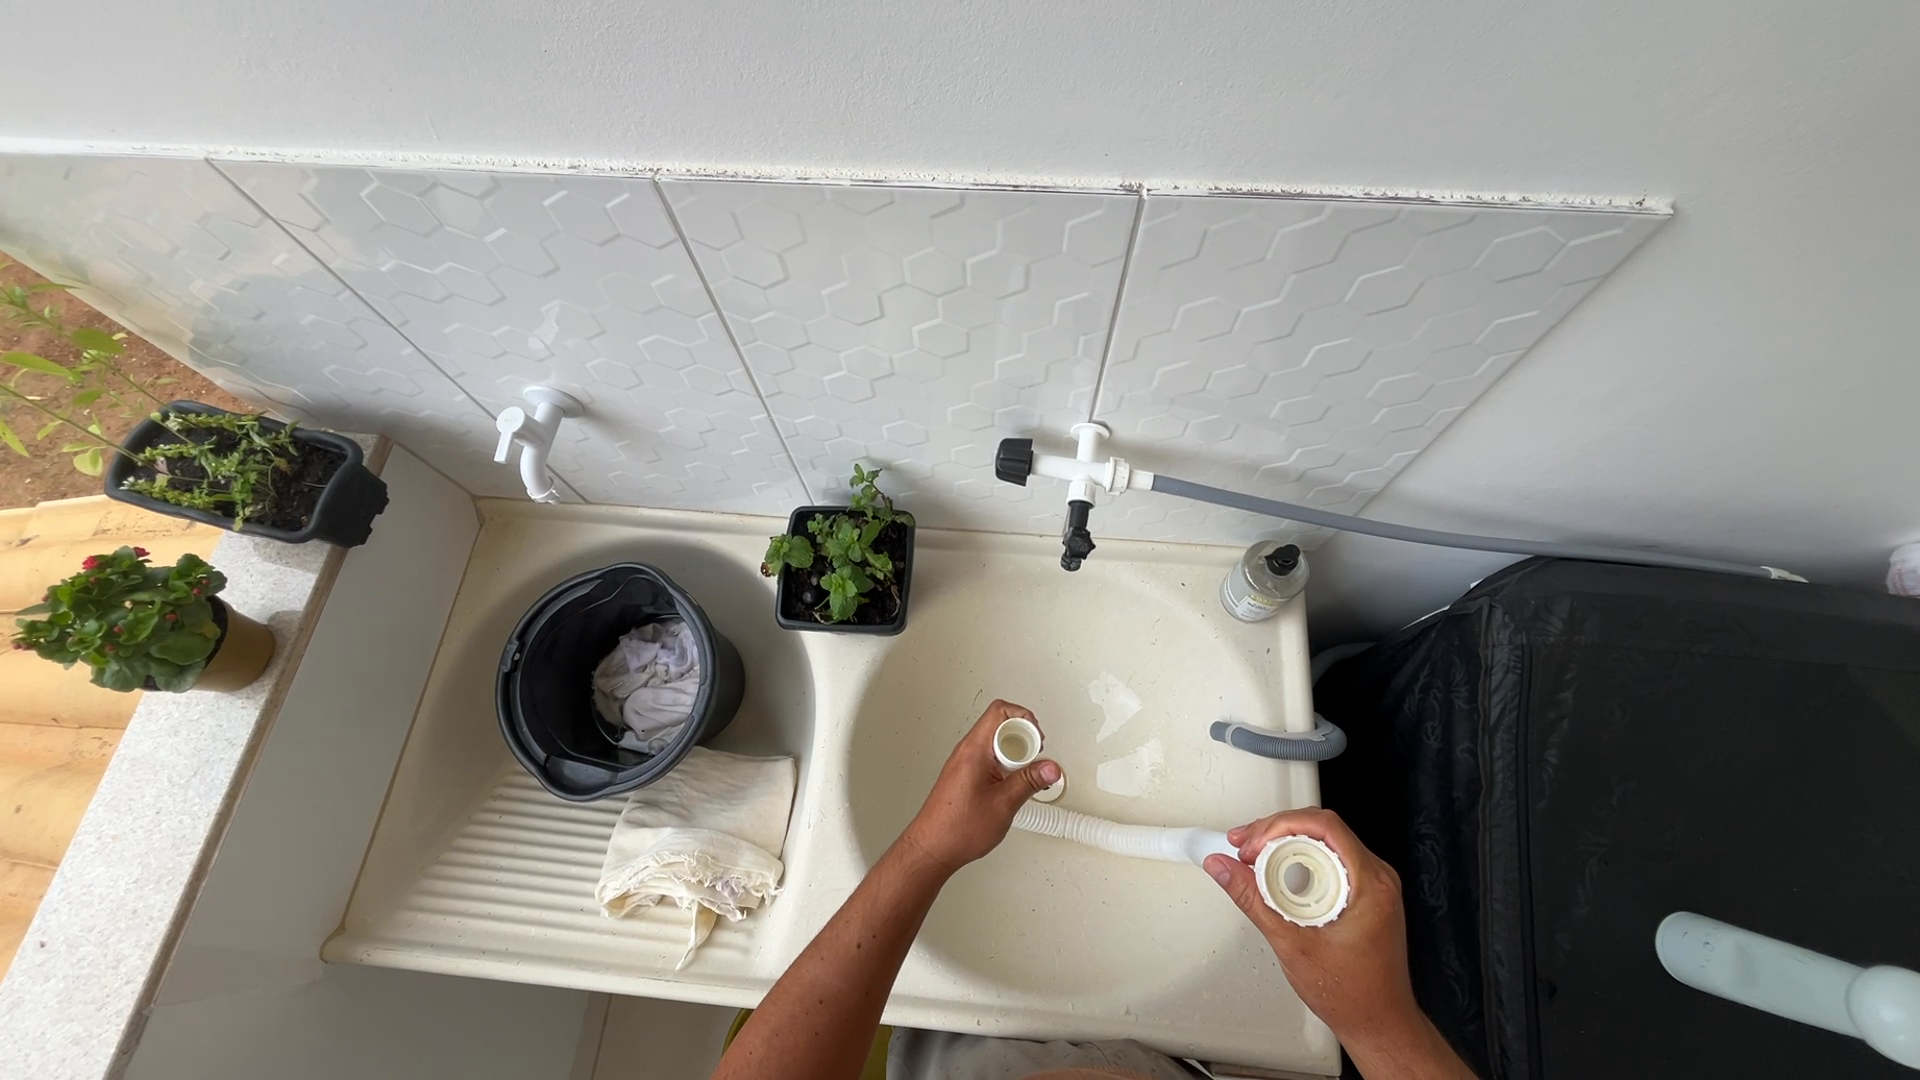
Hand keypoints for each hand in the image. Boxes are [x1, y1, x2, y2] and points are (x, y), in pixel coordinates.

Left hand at [896, 699, 1060, 875]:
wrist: (933, 848)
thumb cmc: (958, 828)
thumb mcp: (1004, 804)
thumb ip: (1029, 782)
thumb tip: (1050, 767)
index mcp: (974, 749)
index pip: (1000, 711)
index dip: (1024, 719)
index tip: (1037, 741)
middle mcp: (966, 750)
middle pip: (999, 724)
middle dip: (1023, 738)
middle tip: (1034, 759)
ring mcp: (964, 761)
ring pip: (995, 742)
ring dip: (1015, 753)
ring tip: (1024, 775)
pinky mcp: (964, 773)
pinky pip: (989, 757)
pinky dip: (1005, 765)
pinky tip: (1011, 785)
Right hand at [1205, 807, 1422, 1049]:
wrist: (1379, 1025)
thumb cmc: (1354, 995)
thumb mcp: (1292, 944)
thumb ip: (1252, 900)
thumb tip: (1223, 867)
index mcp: (1370, 884)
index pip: (1324, 827)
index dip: (1280, 825)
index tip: (1252, 844)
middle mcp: (1375, 878)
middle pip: (1319, 828)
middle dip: (1274, 830)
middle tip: (1242, 846)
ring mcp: (1370, 884)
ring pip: (1320, 839)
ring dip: (1281, 841)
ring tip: (1250, 856)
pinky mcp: (1360, 892)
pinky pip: (1325, 858)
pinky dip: (1294, 858)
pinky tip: (1271, 869)